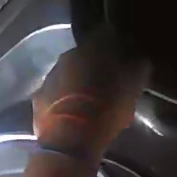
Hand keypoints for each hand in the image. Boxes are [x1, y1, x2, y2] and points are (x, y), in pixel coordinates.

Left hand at [32, 30, 148, 165]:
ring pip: (66, 73)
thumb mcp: (132, 89)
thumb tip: (138, 59)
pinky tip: (70, 112)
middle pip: (83, 55)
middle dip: (94, 65)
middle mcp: (66, 57)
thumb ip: (136, 68)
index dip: (115, 44)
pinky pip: (54, 92)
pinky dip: (62, 98)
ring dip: (76, 82)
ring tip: (88, 100)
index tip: (123, 56)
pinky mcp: (38, 97)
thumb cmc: (105, 111)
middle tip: (106, 81)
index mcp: (90, 49)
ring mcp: (49, 77)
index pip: (105, 35)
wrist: (69, 141)